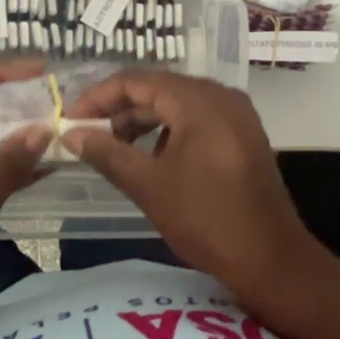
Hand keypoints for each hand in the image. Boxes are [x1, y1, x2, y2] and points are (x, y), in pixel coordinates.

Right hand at [62, 69, 314, 281]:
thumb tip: (72, 134)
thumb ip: (107, 153)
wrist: (268, 257)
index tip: (70, 121)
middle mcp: (221, 97)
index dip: (98, 98)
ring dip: (143, 122)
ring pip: (178, 105)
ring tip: (113, 149)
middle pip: (159, 88)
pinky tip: (151, 159)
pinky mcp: (244, 136)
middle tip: (86, 135)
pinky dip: (169, 132)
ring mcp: (237, 116)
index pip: (136, 81)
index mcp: (199, 100)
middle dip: (119, 110)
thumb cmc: (205, 218)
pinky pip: (198, 121)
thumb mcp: (148, 185)